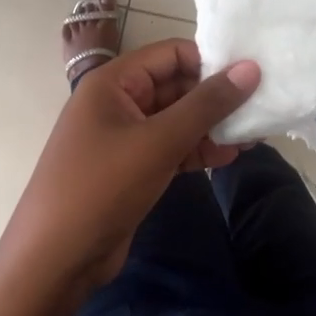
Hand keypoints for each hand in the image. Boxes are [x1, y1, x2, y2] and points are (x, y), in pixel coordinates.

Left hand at [0, 39, 259, 292]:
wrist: (55, 261)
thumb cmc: (102, 188)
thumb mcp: (159, 142)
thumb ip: (206, 104)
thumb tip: (250, 69)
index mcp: (114, 82)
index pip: (171, 54)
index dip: (210, 60)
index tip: (253, 74)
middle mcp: (118, 102)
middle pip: (177, 86)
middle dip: (216, 97)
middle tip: (261, 106)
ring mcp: (124, 137)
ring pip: (177, 119)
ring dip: (212, 126)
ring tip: (254, 135)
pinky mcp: (132, 169)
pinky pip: (172, 147)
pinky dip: (198, 150)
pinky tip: (230, 157)